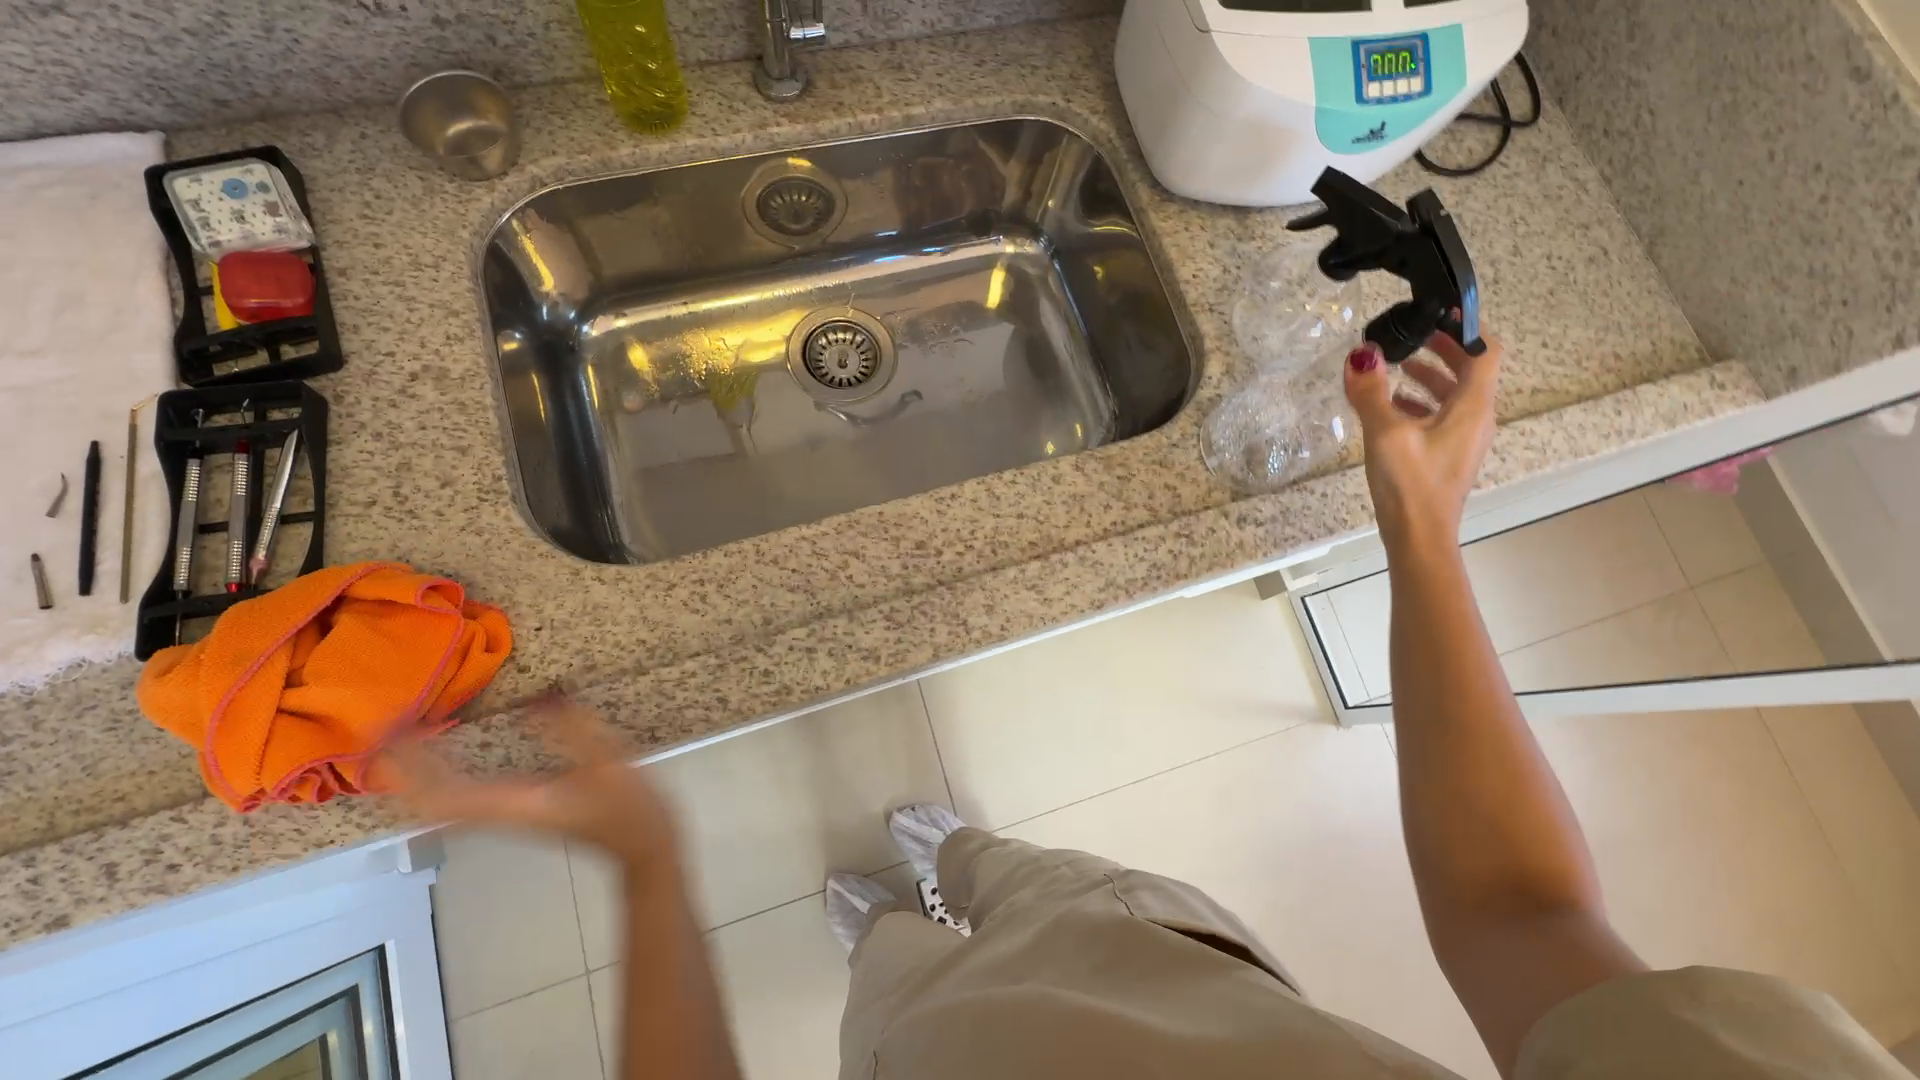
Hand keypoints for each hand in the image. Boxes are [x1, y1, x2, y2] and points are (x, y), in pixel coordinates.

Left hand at [390, 696, 679, 878]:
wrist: (643, 848)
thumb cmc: (630, 809)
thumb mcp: (610, 762)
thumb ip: (576, 730)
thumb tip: (543, 694)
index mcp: (517, 802)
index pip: (443, 792)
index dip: (413, 765)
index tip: (395, 731)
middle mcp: (501, 813)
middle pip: (428, 801)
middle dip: (401, 769)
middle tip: (383, 730)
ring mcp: (506, 815)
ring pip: (439, 803)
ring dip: (415, 774)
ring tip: (401, 739)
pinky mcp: (515, 811)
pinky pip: (458, 799)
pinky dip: (438, 779)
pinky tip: (438, 758)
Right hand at [1343, 329, 1502, 550]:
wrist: (1419, 536)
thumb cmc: (1411, 482)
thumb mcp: (1386, 432)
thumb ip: (1371, 393)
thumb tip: (1358, 356)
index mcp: (1472, 406)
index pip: (1486, 351)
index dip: (1466, 327)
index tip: (1437, 312)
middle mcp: (1476, 418)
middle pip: (1470, 370)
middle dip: (1442, 349)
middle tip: (1409, 334)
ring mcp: (1463, 439)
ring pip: (1452, 395)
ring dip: (1428, 377)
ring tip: (1393, 369)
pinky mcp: (1446, 456)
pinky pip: (1440, 417)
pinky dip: (1419, 403)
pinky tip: (1389, 408)